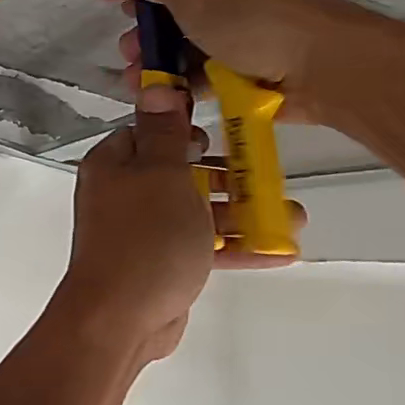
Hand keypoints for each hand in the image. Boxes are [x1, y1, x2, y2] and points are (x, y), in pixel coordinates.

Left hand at [52, 101, 305, 360]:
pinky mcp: (158, 263)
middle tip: (262, 172)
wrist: (120, 317)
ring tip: (291, 215)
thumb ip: (165, 133)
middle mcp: (122, 193)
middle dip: (224, 173)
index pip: (148, 133)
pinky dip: (232, 247)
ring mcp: (140, 230)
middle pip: (176, 172)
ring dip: (239, 211)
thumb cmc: (144, 236)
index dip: (184, 130)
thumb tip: (155, 86)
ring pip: (193, 211)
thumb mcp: (161, 175)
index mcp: (113, 164)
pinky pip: (198, 246)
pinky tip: (279, 250)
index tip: (222, 132)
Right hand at [89, 0, 377, 119]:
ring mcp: (243, 38)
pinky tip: (162, 98)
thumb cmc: (250, 14)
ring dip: (156, 66)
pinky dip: (180, 87)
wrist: (321, 65)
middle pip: (174, 15)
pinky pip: (204, 78)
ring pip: (185, 51)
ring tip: (138, 83)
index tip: (123, 11)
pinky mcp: (248, 75)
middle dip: (144, 36)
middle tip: (128, 52)